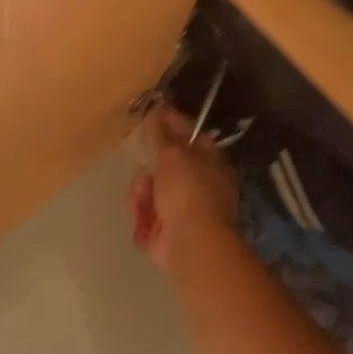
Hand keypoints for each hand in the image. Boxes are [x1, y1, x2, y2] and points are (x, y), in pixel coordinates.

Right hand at [130, 104, 240, 271]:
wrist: (192, 245)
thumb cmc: (188, 192)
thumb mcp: (172, 155)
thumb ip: (161, 132)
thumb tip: (157, 108)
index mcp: (209, 162)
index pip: (190, 135)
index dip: (171, 124)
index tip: (151, 114)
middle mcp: (199, 184)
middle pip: (165, 166)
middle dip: (149, 170)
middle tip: (144, 171)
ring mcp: (184, 210)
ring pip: (151, 190)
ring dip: (142, 194)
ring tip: (142, 201)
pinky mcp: (167, 231)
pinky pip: (147, 214)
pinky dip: (142, 215)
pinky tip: (143, 219)